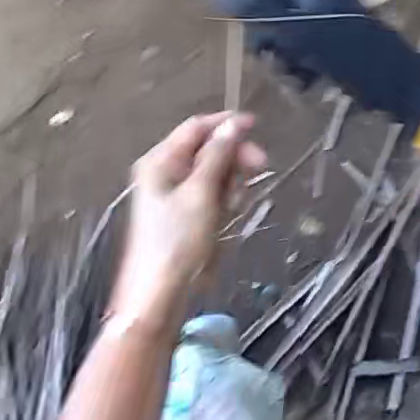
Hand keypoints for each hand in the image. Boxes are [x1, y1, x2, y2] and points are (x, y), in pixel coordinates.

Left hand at [111, 112, 266, 334]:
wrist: (160, 294)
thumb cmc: (178, 241)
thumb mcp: (201, 193)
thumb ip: (218, 156)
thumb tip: (233, 125)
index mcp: (161, 161)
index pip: (196, 128)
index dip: (226, 124)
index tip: (256, 125)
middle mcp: (165, 172)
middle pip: (207, 150)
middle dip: (233, 157)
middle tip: (260, 166)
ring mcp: (174, 194)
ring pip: (214, 173)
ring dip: (230, 183)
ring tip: (233, 205)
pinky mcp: (184, 214)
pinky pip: (211, 195)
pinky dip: (223, 201)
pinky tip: (227, 216)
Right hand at [215, 0, 419, 128]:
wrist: (394, 82)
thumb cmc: (346, 53)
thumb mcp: (298, 30)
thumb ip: (261, 8)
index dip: (248, 0)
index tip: (244, 29)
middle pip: (270, 5)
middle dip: (266, 35)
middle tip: (273, 57)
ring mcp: (326, 15)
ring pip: (284, 30)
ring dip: (282, 54)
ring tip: (295, 73)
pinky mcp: (333, 39)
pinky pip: (302, 45)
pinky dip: (299, 62)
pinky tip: (307, 79)